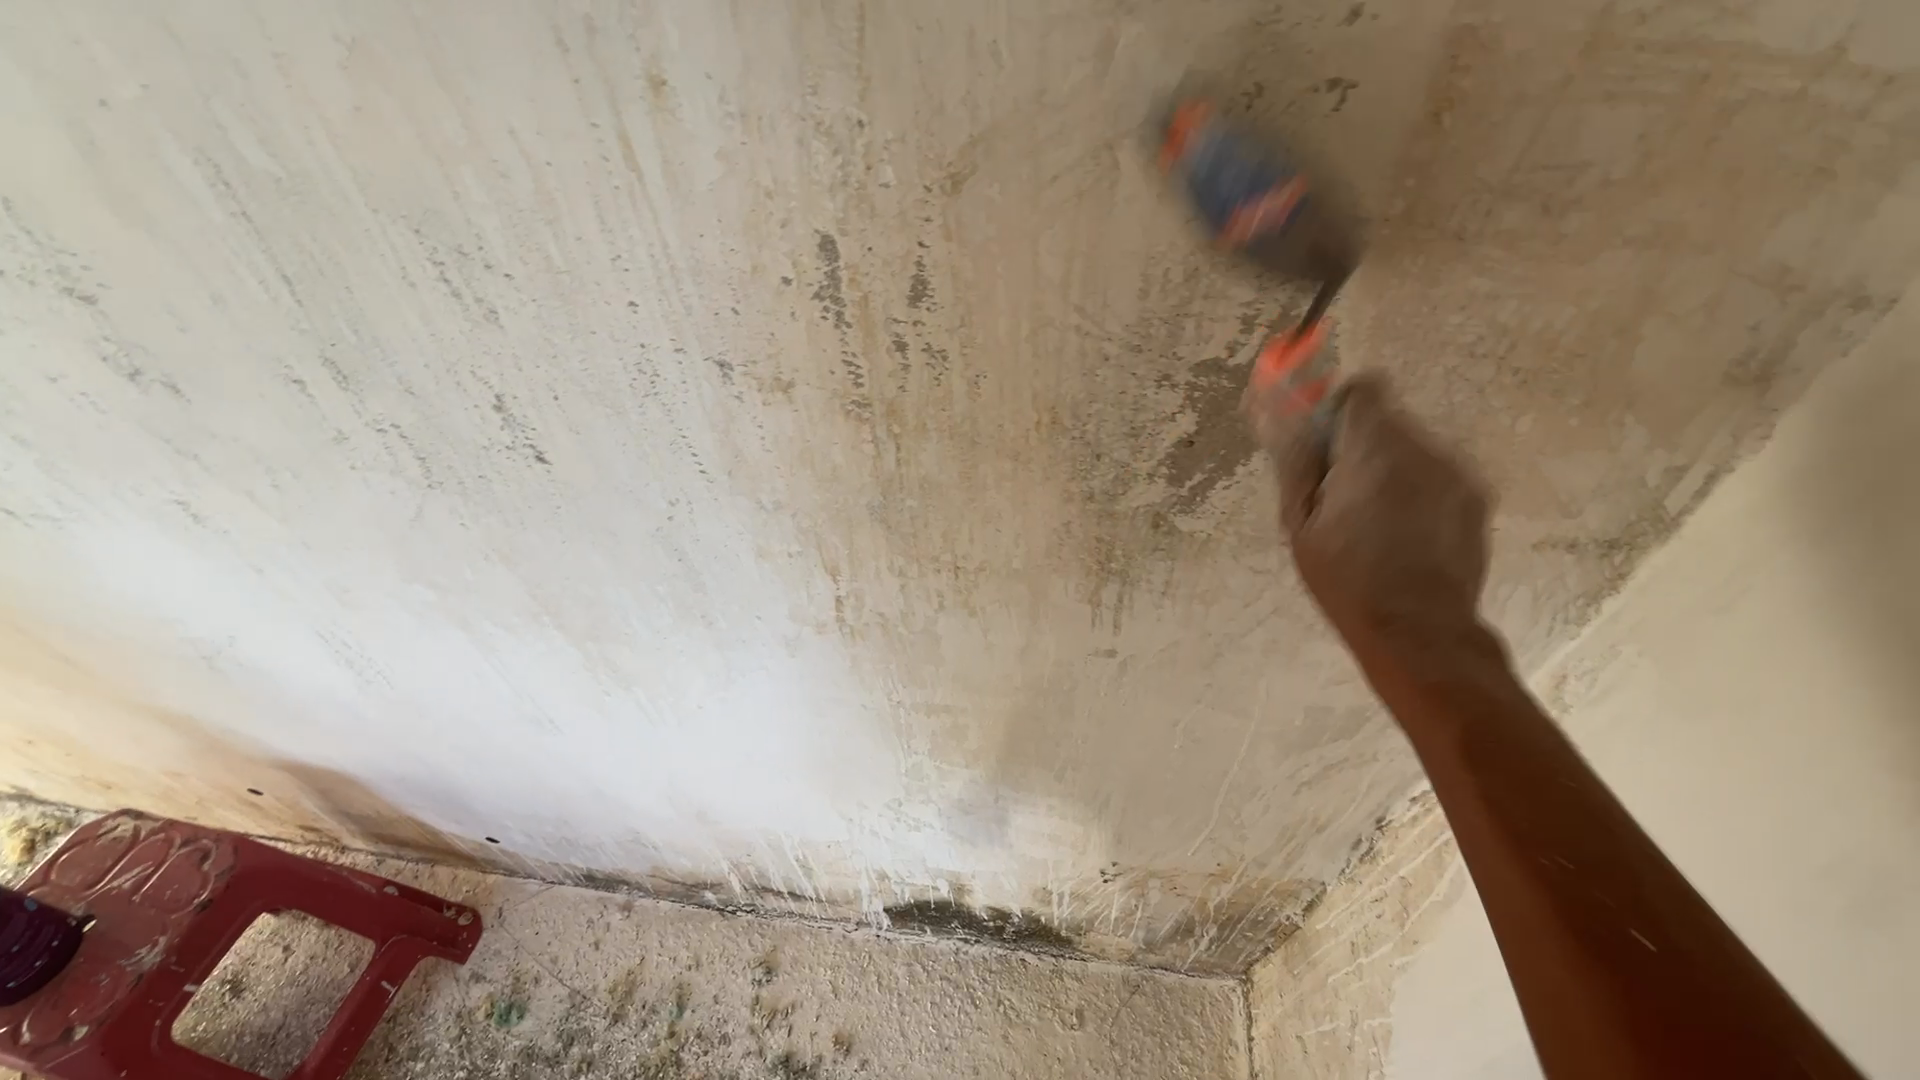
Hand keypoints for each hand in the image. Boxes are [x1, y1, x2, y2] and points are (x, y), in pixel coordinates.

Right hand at [1250, 372, 1492, 651]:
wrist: (1418, 630)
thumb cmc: (1346, 579)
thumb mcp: (1300, 522)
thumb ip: (1293, 456)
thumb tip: (1270, 407)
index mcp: (1375, 450)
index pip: (1363, 388)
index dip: (1337, 409)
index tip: (1322, 446)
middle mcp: (1425, 448)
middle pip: (1387, 418)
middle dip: (1359, 444)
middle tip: (1339, 495)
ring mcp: (1458, 471)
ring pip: (1412, 445)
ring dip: (1388, 466)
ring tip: (1373, 521)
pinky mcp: (1477, 495)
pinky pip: (1436, 471)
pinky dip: (1415, 487)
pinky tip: (1404, 533)